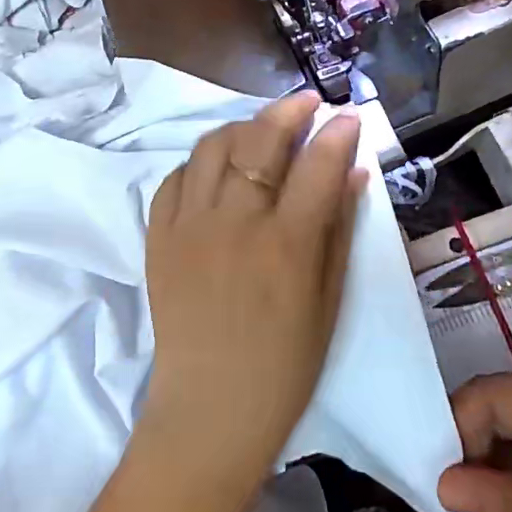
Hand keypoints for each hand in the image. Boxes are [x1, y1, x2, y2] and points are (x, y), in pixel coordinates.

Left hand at [143, 91, 366, 471]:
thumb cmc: (284, 366)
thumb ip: (340, 231)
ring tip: (261, 131)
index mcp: (287, 244)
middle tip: (307, 103)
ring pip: (213, 147)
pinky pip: (175, 178)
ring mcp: (189, 227)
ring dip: (243, 127)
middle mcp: (235, 223)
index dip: (338, 133)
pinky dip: (200, 163)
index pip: (317, 165)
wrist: (211, 409)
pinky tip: (218, 170)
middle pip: (260, 141)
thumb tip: (353, 172)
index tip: (348, 116)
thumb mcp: (329, 302)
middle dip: (289, 110)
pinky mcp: (158, 238)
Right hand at [437, 371, 511, 511]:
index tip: (440, 476)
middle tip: (444, 483)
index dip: (456, 429)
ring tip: (461, 489)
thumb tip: (437, 484)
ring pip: (498, 417)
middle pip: (489, 400)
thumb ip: (502, 500)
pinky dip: (495, 459)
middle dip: (461, 437)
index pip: (488, 396)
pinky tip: (488, 488)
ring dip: (476, 450)